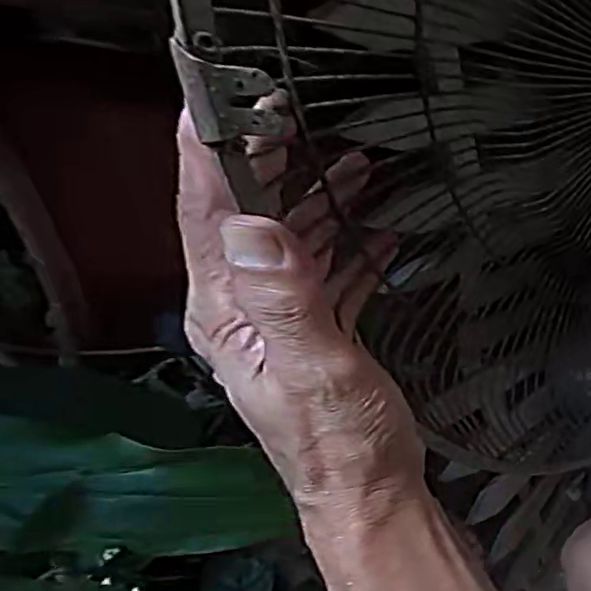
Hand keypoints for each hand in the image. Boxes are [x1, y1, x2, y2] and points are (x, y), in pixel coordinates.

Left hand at [175, 112, 419, 518]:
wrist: (370, 487)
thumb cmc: (341, 441)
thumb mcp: (317, 369)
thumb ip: (287, 300)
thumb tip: (255, 227)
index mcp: (230, 315)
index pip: (209, 218)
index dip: (211, 157)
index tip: (220, 103)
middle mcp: (249, 312)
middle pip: (252, 221)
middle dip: (271, 166)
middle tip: (296, 120)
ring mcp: (287, 323)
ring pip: (295, 245)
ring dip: (321, 203)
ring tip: (355, 166)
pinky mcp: (325, 334)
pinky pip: (332, 276)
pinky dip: (353, 249)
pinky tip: (382, 236)